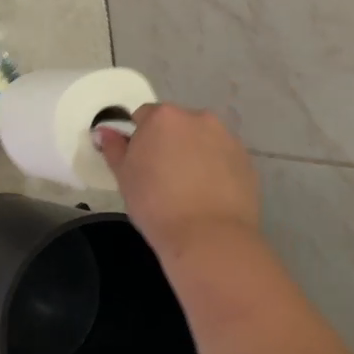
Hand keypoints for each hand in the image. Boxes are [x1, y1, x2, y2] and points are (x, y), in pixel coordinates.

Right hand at [95, 103, 260, 263]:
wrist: (208, 236)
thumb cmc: (155, 202)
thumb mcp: (123, 175)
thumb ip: (114, 147)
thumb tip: (106, 132)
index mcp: (163, 117)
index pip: (143, 116)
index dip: (138, 138)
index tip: (137, 161)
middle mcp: (198, 119)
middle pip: (176, 124)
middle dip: (167, 142)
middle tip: (160, 174)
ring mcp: (227, 139)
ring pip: (201, 140)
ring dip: (192, 153)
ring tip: (186, 187)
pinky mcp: (247, 162)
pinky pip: (222, 158)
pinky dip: (214, 169)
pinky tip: (207, 195)